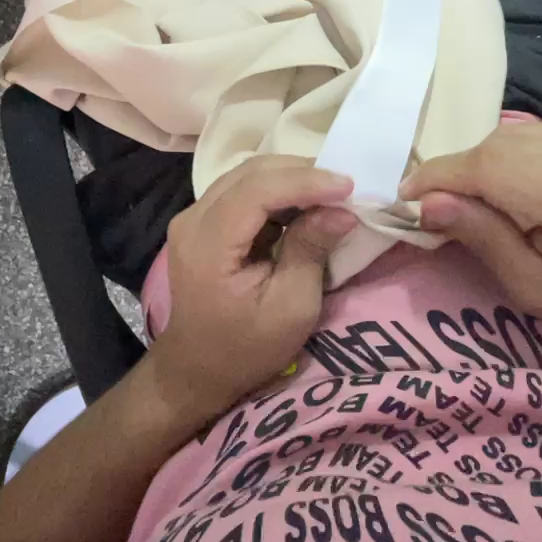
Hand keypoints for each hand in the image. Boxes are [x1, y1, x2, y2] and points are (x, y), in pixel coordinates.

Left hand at [149, 156, 357, 419]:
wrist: (198, 369)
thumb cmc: (247, 348)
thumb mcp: (291, 308)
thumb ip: (311, 251)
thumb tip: (342, 210)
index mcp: (208, 245)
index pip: (256, 191)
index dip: (304, 181)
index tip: (348, 184)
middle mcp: (192, 220)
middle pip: (250, 174)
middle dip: (301, 172)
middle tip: (345, 185)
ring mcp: (193, 217)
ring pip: (246, 175)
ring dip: (290, 177)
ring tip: (330, 191)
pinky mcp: (203, 221)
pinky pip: (242, 190)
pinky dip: (277, 190)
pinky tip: (304, 202)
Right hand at [399, 122, 541, 339]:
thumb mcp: (540, 291)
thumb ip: (484, 240)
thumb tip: (430, 205)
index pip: (482, 167)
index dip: (435, 178)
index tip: (404, 200)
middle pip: (490, 147)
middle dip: (455, 175)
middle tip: (440, 212)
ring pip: (506, 137)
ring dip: (478, 165)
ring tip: (474, 204)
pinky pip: (529, 136)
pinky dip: (505, 158)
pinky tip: (511, 189)